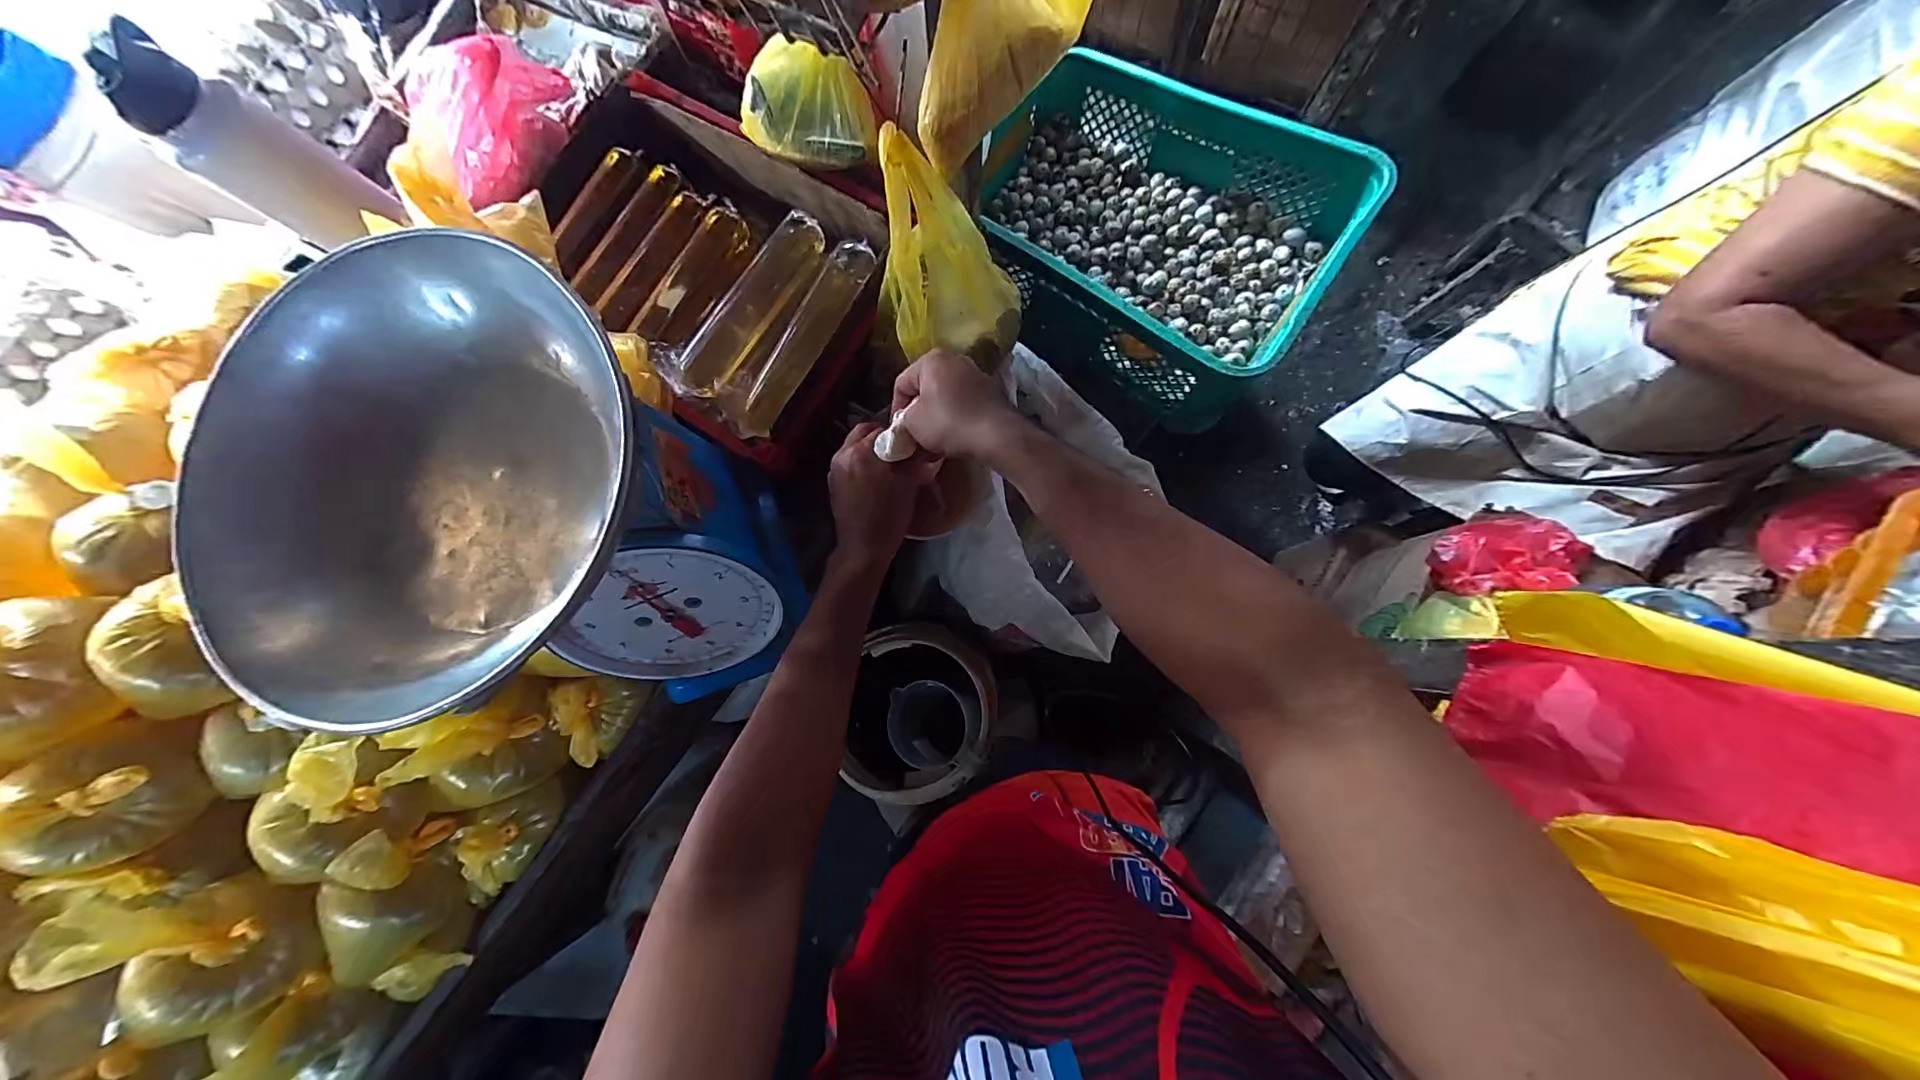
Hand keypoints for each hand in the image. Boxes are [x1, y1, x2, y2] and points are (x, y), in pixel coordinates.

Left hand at [828, 422, 939, 567]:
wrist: (863, 548)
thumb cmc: (889, 517)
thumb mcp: (908, 486)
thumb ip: (915, 462)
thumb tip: (924, 449)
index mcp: (862, 451)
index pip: (884, 428)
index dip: (900, 435)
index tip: (911, 446)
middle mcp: (844, 454)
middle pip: (864, 432)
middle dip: (882, 438)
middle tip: (899, 453)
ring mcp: (835, 467)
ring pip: (855, 445)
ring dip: (870, 449)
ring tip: (887, 465)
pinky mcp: (832, 481)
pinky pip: (849, 460)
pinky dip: (861, 461)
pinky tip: (874, 478)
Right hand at [890, 350, 1021, 460]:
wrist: (997, 434)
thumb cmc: (948, 423)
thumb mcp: (913, 423)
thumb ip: (902, 420)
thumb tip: (907, 423)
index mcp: (932, 360)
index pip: (901, 384)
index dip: (895, 410)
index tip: (898, 432)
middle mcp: (955, 360)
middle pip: (925, 390)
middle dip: (917, 415)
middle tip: (914, 438)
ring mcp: (976, 375)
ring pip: (945, 399)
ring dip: (936, 420)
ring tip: (933, 444)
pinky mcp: (991, 392)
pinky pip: (964, 405)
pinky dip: (955, 420)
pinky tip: (954, 440)